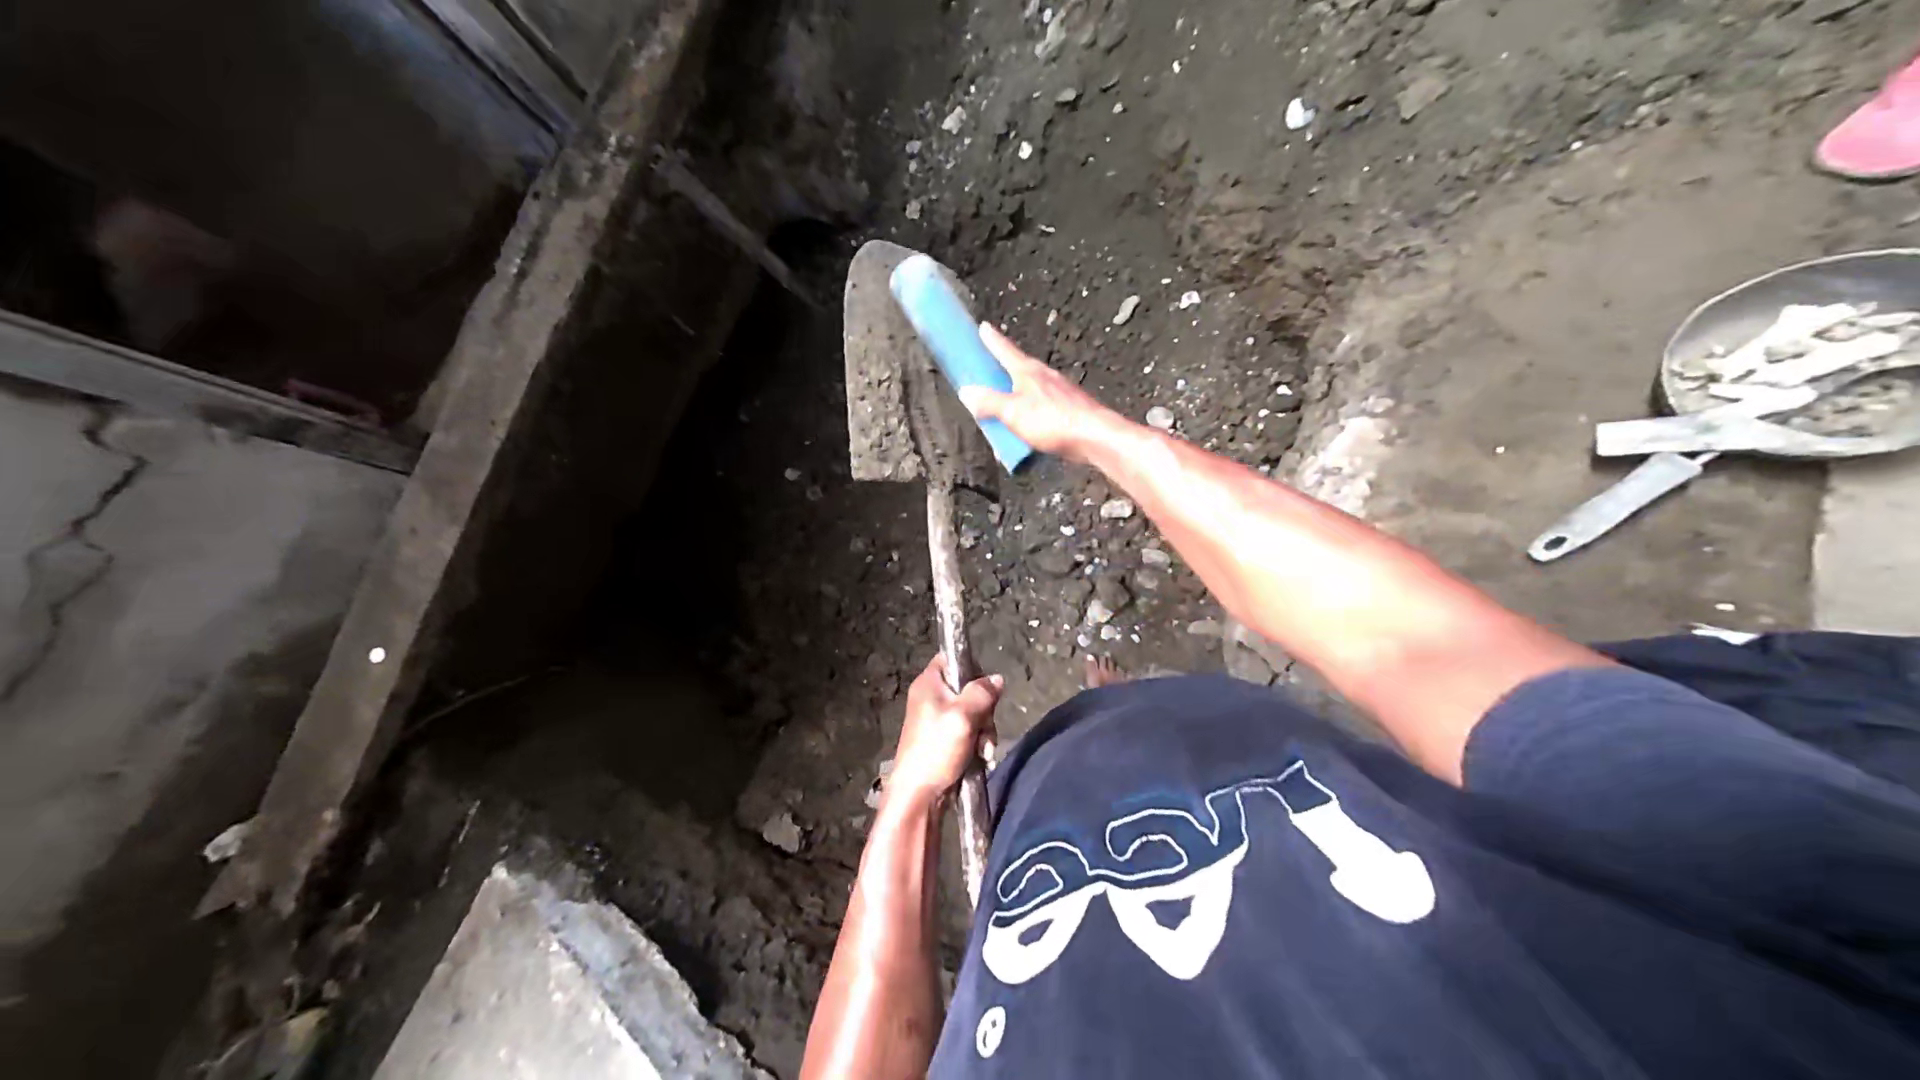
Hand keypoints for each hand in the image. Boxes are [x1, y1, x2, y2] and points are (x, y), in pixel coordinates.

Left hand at [888, 656, 1002, 805]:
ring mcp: (938, 720)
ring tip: (982, 749)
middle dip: (984, 710)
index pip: (951, 658)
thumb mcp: (963, 716)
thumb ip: (982, 693)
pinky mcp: (945, 740)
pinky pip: (970, 732)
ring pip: (974, 713)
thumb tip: (997, 679)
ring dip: (984, 731)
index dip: (971, 667)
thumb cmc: (936, 749)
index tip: (984, 686)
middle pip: (969, 689)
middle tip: (983, 726)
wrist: (919, 794)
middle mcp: (932, 697)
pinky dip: (978, 743)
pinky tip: (980, 758)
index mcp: (929, 683)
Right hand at [961, 323, 1127, 463]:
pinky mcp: (1070, 409)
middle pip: (1020, 368)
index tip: (984, 327)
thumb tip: (967, 391)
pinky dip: (1031, 412)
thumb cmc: (1053, 421)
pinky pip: (1043, 407)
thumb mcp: (1013, 412)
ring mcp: (1060, 392)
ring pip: (1032, 388)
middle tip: (991, 368)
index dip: (993, 340)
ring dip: (1017, 394)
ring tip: (1006, 404)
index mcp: (1028, 371)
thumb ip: (989, 402)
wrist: (1095, 437)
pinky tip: (1029, 426)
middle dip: (1005, 368)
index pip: (1006, 350)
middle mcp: (1045, 376)